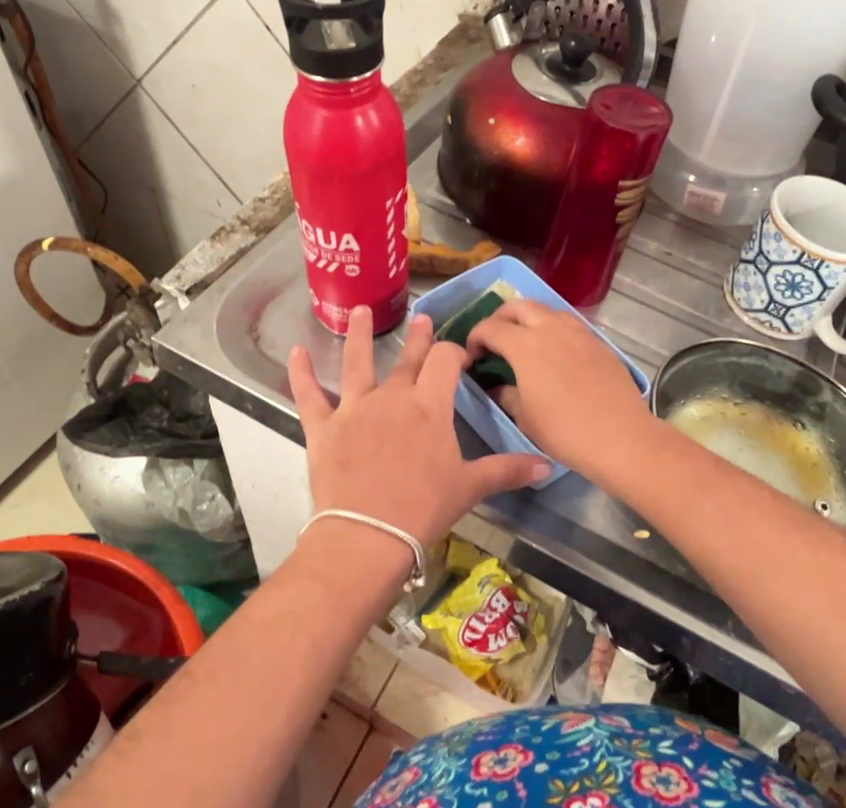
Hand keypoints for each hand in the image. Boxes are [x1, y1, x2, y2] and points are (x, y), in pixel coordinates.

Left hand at [288, 307, 551, 546]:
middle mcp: (393, 396)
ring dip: (360, 335)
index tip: (461, 355)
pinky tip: (297, 352)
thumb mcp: (470, 487)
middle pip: (408, 358)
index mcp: (430, 406)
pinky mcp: (322, 427)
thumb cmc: (423, 508)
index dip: (454, 353)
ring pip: (356, 362)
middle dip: (418, 338)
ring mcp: (355, 408)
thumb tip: (548, 466)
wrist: (368, 535)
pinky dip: (301, 372)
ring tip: (361, 310)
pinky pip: (309, 394)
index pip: (445, 362)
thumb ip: (508, 470)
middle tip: (421, 318)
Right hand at [465, 300, 652, 475]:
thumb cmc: (564, 430)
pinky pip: (571, 325)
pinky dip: (555, 330)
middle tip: (496, 338)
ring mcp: (579, 332)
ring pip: (548, 311)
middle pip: (519, 306)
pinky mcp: (599, 343)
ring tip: (527, 341)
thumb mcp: (525, 417)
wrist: (619, 436)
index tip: (472, 353)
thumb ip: (506, 395)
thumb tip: (498, 387)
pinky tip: (557, 352)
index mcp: (525, 345)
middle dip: (502, 317)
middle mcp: (551, 328)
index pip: (490, 328)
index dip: (475, 337)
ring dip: (531, 319)